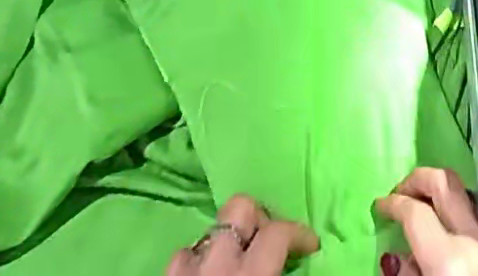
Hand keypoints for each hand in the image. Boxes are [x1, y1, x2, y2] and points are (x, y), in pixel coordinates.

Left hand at [167, 195, 319, 275]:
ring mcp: (186, 263)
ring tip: (242, 256)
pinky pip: (187, 251)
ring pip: (211, 227)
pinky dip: (203, 255)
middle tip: (273, 240)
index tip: (311, 243)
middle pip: (240, 207)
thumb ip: (279, 271)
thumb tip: (295, 256)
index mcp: (248, 272)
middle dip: (260, 217)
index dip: (299, 233)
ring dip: (229, 236)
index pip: (277, 234)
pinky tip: (210, 270)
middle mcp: (216, 259)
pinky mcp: (167, 273)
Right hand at [375, 168, 477, 275]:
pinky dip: (466, 220)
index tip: (381, 207)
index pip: (413, 210)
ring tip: (428, 210)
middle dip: (417, 179)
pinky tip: (459, 237)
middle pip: (444, 182)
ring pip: (469, 199)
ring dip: (444, 197)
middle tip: (401, 193)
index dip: (391, 203)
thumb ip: (409, 275)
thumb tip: (398, 257)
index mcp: (450, 258)